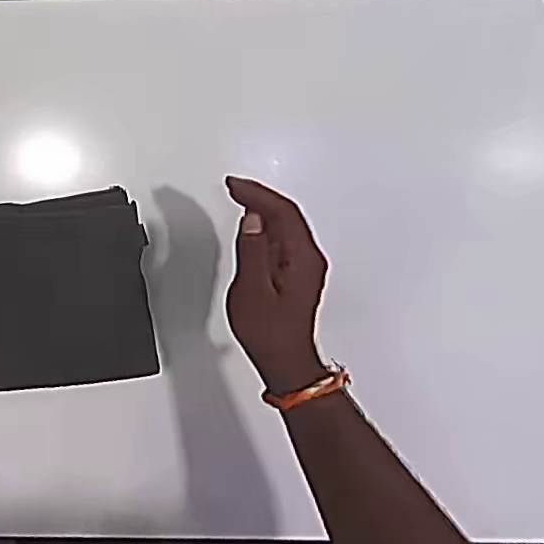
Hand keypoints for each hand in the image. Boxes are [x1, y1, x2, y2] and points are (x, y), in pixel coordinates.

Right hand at [225, 177, 330, 394]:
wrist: (284, 360)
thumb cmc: (269, 330)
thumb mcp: (252, 288)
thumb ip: (253, 249)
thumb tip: (252, 219)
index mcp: (301, 258)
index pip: (282, 213)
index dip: (257, 194)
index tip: (235, 184)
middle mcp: (308, 259)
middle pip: (287, 214)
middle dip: (259, 195)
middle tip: (234, 185)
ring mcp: (304, 266)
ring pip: (286, 224)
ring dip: (262, 207)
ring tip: (240, 196)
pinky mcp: (295, 272)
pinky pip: (283, 236)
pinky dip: (265, 222)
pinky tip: (253, 222)